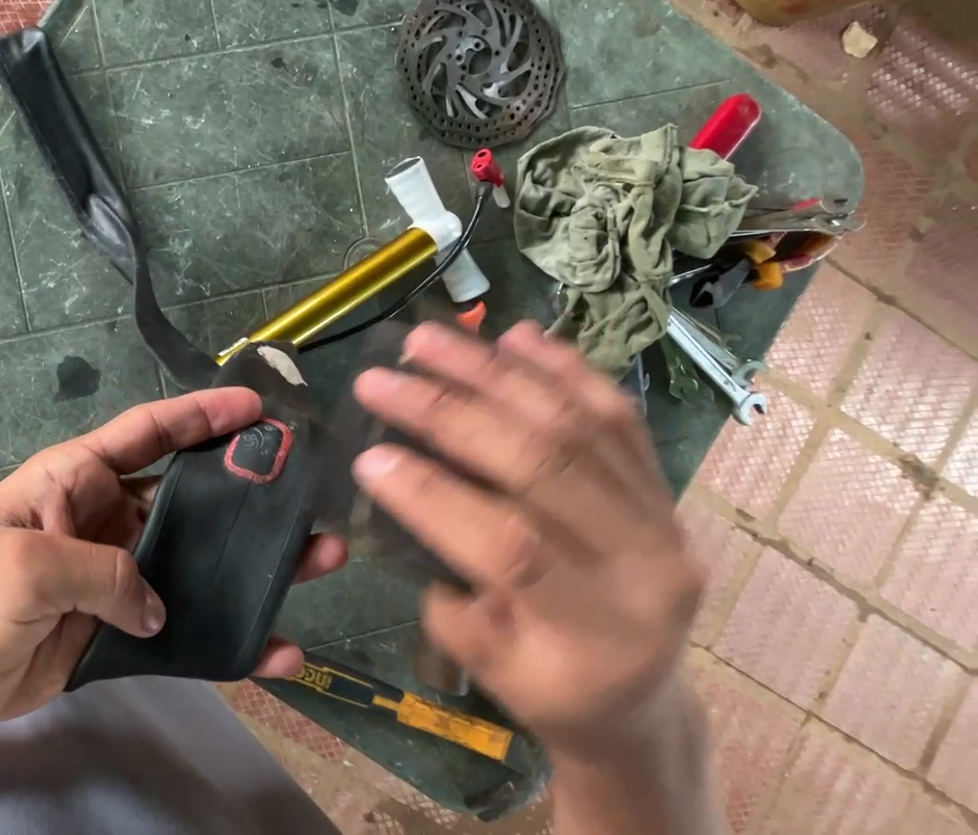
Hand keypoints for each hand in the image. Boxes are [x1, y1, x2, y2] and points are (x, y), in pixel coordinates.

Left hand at [0, 387, 347, 722]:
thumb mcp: (25, 566)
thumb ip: (99, 573)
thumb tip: (156, 606)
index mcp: (75, 479)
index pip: (145, 434)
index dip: (199, 416)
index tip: (254, 408)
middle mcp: (106, 517)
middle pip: (187, 499)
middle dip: (245, 494)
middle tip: (307, 494)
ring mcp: (118, 573)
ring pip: (197, 560)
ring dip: (253, 561)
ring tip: (318, 559)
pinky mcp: (123, 627)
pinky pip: (186, 628)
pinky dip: (229, 636)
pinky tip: (276, 648)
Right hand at [351, 322, 704, 759]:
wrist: (640, 692)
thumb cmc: (549, 686)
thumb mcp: (489, 669)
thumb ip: (452, 593)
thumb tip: (410, 497)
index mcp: (596, 628)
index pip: (510, 545)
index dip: (433, 496)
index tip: (365, 457)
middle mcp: (645, 564)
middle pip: (544, 465)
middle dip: (448, 413)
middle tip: (378, 381)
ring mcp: (663, 516)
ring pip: (576, 423)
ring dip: (493, 371)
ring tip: (426, 339)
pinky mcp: (661, 485)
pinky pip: (615, 413)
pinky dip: (563, 367)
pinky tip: (514, 335)